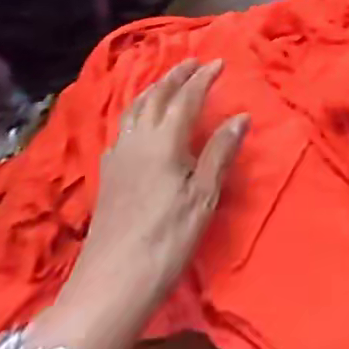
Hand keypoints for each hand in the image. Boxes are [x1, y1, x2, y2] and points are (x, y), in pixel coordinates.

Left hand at [27, 60, 248, 348]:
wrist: (110, 286)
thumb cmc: (167, 238)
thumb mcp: (203, 196)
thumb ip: (220, 152)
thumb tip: (240, 116)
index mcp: (164, 141)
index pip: (186, 98)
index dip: (203, 78)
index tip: (219, 62)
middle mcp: (137, 141)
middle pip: (155, 98)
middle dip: (174, 77)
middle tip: (192, 62)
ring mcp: (117, 159)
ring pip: (133, 111)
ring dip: (152, 91)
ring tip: (166, 82)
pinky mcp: (107, 177)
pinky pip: (122, 129)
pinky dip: (136, 113)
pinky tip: (139, 124)